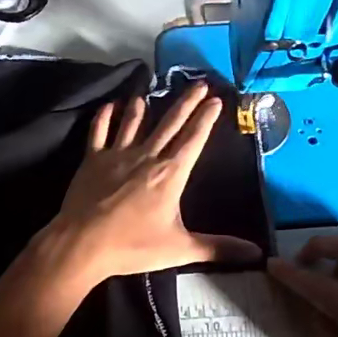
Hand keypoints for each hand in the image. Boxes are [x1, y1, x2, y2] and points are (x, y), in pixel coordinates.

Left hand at [45, 82, 260, 282]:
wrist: (82, 244)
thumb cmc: (133, 246)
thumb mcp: (180, 249)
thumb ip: (217, 248)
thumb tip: (256, 252)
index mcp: (170, 174)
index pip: (193, 139)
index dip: (206, 118)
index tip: (216, 100)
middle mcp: (146, 157)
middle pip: (170, 123)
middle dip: (187, 103)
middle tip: (199, 84)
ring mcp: (117, 155)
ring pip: (134, 123)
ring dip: (143, 107)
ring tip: (149, 92)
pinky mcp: (92, 160)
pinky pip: (100, 132)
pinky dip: (105, 117)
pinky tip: (110, 106)